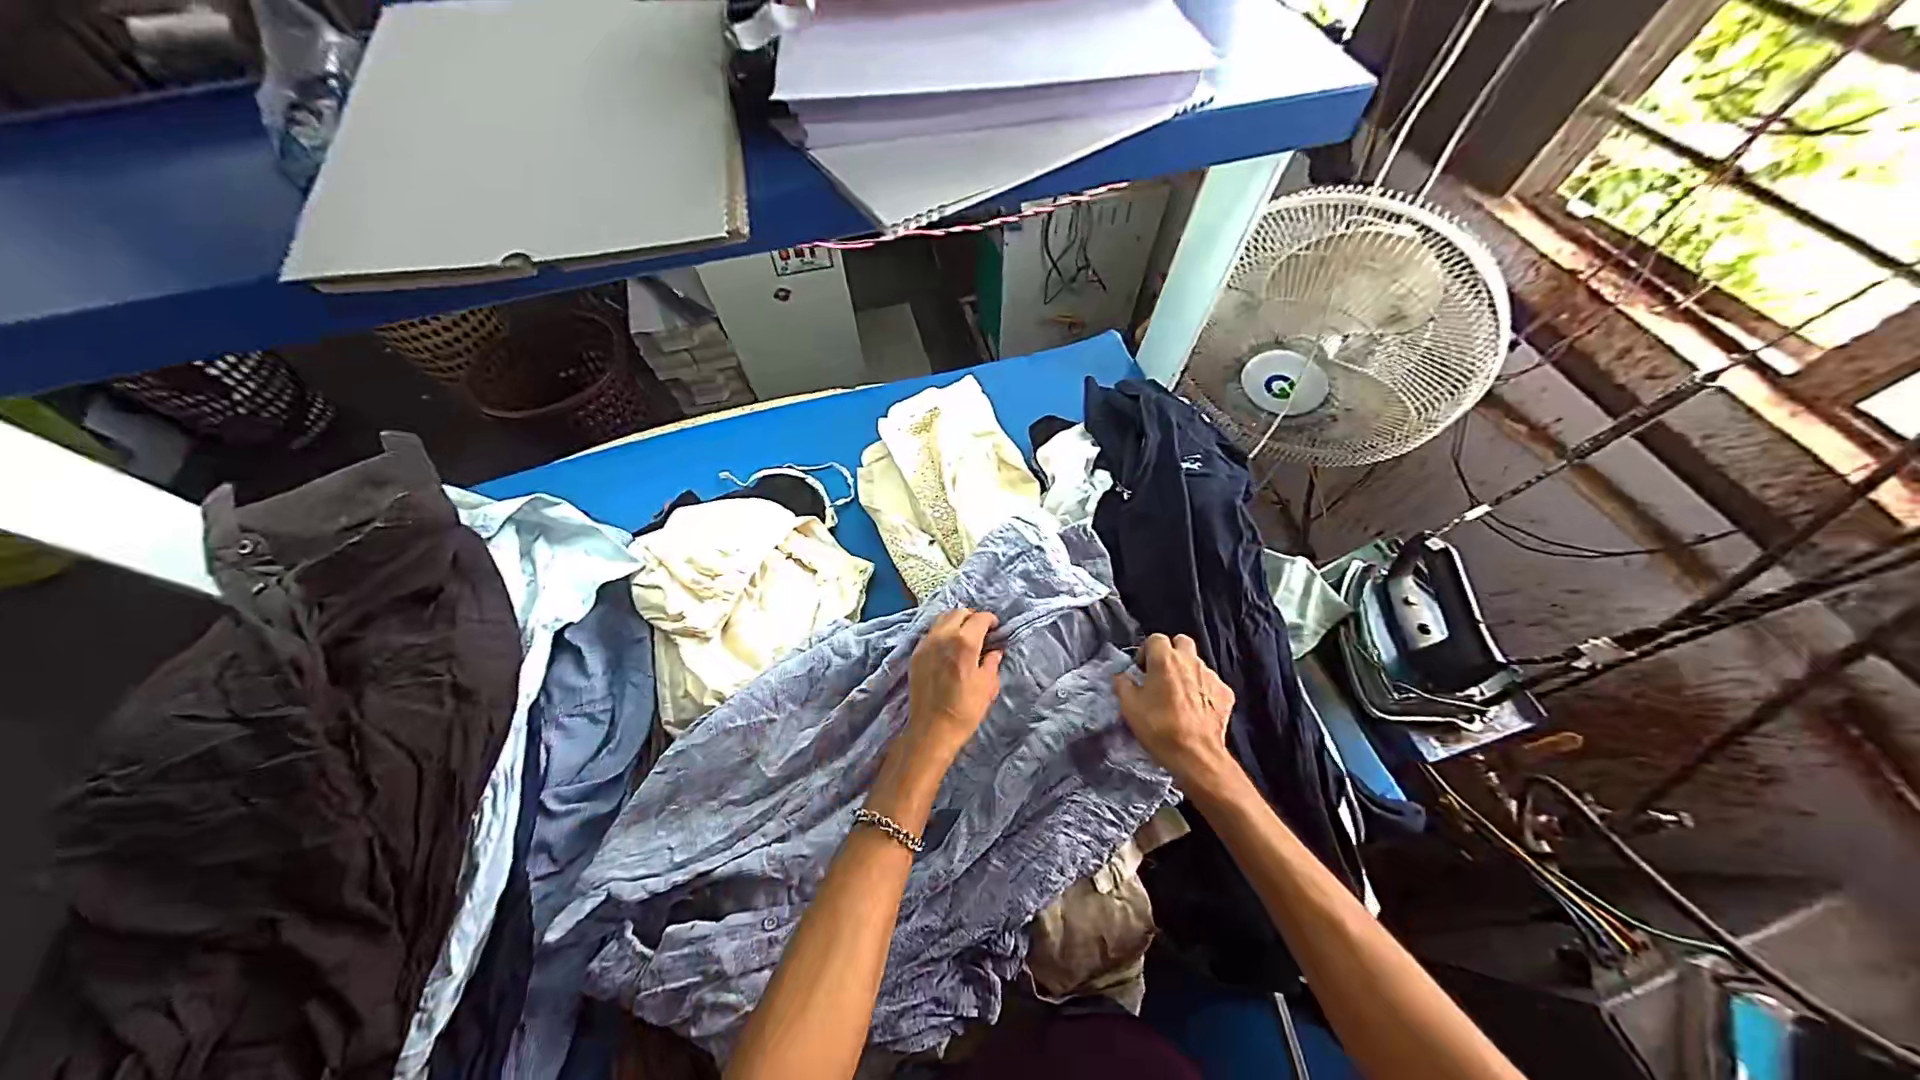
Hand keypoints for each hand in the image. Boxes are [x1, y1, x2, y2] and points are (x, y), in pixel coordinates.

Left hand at [906, 608, 1004, 762]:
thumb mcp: (987, 686)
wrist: (932, 729)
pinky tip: (948, 647)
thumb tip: (995, 651)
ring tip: (964, 636)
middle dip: (972, 617)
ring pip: (942, 620)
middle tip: (981, 630)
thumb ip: (991, 663)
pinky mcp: (916, 654)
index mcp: (964, 641)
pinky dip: (942, 632)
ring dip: (955, 622)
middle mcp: (942, 636)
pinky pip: (930, 633)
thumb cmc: (965, 709)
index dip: (990, 620)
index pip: (979, 618)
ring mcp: (926, 644)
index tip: (995, 627)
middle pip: (958, 613)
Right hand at [1114, 633, 1236, 788]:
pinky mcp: (1226, 693)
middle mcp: (1191, 661)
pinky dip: (1203, 690)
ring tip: (1179, 696)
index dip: (1146, 652)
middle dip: (1171, 653)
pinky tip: (1196, 708)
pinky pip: (1211, 683)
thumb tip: (1124, 676)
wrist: (1196, 756)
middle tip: (1162, 674)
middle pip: (1181, 642)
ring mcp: (1211, 676)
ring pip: (1197, 663)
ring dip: (1187, 672)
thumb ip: (1123, 683)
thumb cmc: (1158, 728)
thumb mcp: (1128, 706)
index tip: (1142, 671)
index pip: (1155, 638)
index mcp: (1165, 659)